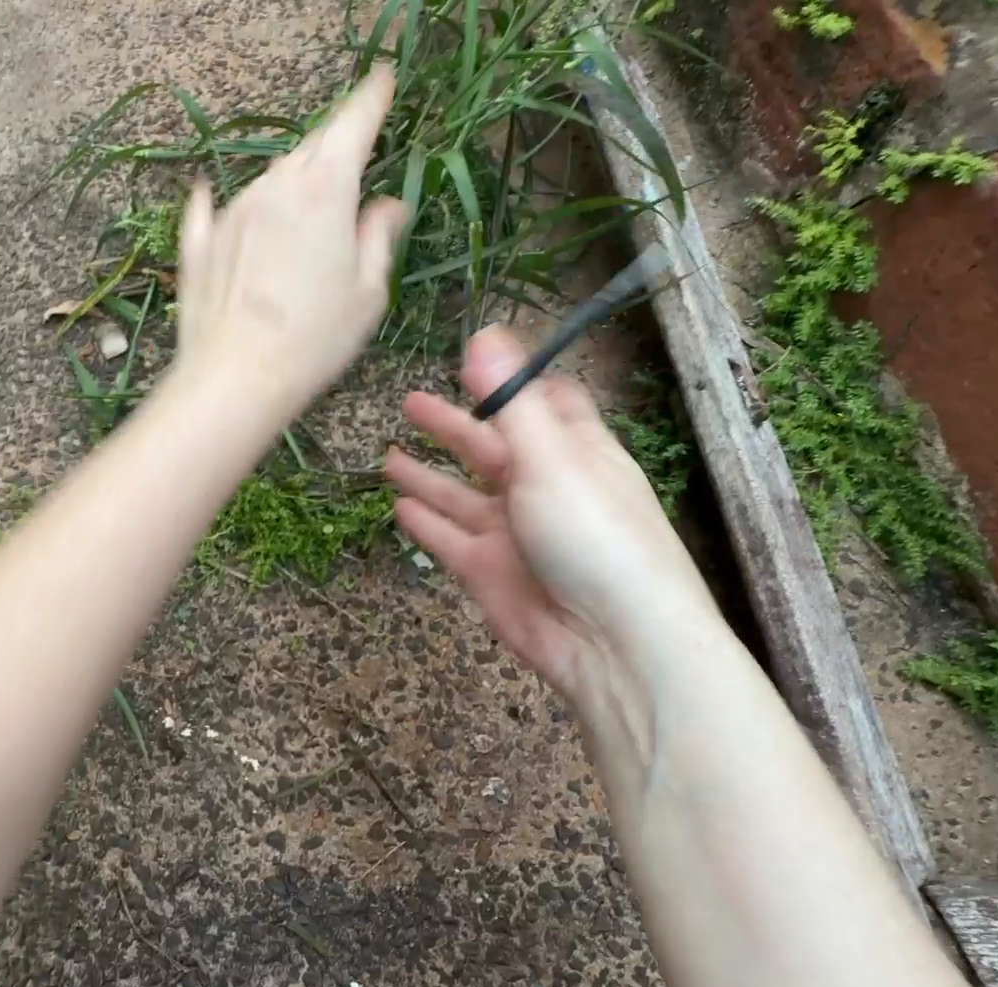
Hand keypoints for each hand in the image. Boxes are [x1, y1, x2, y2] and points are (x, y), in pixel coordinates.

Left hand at [172, 67, 410, 419]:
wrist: (233, 380)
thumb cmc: (313, 342)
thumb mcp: (366, 293)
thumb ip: (377, 238)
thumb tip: (385, 206)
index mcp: (324, 191)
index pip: (354, 123)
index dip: (373, 99)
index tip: (385, 82)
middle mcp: (272, 188)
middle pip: (309, 149)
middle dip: (333, 144)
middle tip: (350, 152)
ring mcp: (229, 213)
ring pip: (267, 181)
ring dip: (288, 186)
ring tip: (301, 216)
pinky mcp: (197, 245)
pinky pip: (210, 210)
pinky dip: (221, 203)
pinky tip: (210, 195)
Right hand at [384, 326, 716, 704]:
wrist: (609, 639)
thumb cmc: (595, 537)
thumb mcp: (552, 460)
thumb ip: (510, 402)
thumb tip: (482, 336)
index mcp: (574, 454)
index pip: (546, 407)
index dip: (512, 385)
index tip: (475, 361)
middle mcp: (542, 488)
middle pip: (488, 446)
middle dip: (451, 424)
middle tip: (408, 403)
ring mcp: (511, 532)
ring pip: (459, 494)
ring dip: (426, 475)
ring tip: (387, 456)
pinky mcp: (486, 570)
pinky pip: (447, 538)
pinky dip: (424, 523)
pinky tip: (399, 507)